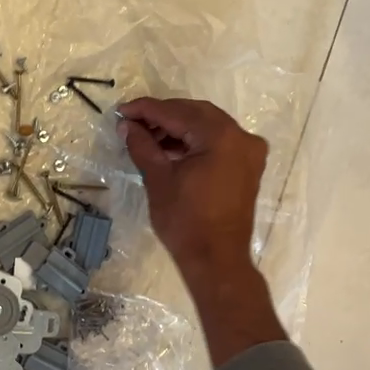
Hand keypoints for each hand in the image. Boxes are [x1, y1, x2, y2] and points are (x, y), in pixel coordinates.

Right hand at [118, 97, 285, 365]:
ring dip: (177, 128)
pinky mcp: (247, 166)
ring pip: (207, 126)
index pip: (177, 113)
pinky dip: (193, 141)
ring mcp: (249, 152)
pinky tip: (169, 149)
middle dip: (162, 116)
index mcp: (221, 137)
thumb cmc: (185, 220)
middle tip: (132, 122)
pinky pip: (217, 142)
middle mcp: (241, 137)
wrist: (216, 260)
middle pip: (195, 114)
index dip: (146, 110)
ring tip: (147, 137)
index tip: (121, 110)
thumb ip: (143, 145)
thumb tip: (127, 125)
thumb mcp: (158, 178)